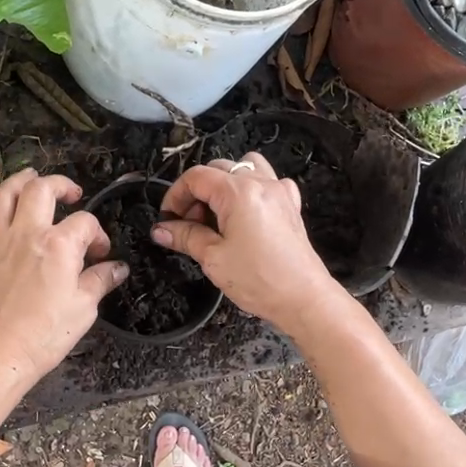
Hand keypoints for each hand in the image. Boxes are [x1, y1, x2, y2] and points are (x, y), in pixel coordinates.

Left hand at [0, 169, 127, 384]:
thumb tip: (117, 268)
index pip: (85, 223)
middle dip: (60, 184)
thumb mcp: (84, 308)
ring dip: (16, 181)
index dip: (98, 235)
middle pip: (41, 190)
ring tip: (28, 177)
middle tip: (71, 192)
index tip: (102, 254)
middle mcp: (27, 234)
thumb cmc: (46, 334)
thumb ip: (100, 281)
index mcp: (59, 245)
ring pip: (2, 197)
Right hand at [153, 153, 347, 332]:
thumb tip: (161, 230)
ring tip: (216, 215)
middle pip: (218, 170)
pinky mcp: (290, 206)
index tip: (168, 219)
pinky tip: (243, 215)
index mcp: (239, 192)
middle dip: (196, 193)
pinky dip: (249, 190)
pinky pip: (267, 182)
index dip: (175, 195)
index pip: (196, 177)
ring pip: (244, 168)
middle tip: (187, 224)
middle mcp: (261, 183)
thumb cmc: (260, 280)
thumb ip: (185, 237)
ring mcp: (279, 191)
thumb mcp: (213, 258)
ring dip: (223, 185)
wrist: (303, 298)